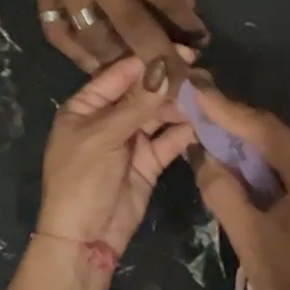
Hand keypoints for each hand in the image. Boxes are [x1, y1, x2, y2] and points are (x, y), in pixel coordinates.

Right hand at [12, 0, 205, 72]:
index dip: (186, 22)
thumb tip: (184, 1)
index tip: (202, 41)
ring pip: (95, 39)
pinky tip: (99, 65)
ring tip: (143, 76)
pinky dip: (79, 55)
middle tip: (179, 82)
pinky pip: (58, 34)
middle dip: (160, 58)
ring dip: (122, 62)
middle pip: (132, 26)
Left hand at [37, 54, 195, 254]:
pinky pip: (168, 141)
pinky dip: (184, 132)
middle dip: (169, 84)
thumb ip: (136, 104)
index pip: (119, 75)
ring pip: (158, 116)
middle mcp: (107, 119)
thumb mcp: (103, 137)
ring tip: (207, 94)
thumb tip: (164, 68)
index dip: (149, 62)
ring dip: (180, 106)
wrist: (84, 238)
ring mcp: (128, 141)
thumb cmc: (81, 180)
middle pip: (142, 93)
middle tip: (201, 74)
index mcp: (84, 107)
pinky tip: (204, 120)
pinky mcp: (147, 163)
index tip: (181, 51)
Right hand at [188, 85, 289, 289]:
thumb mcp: (248, 237)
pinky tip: (266, 179)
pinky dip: (288, 171)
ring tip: (230, 152)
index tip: (200, 90)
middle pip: (285, 141)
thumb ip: (222, 191)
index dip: (229, 111)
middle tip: (209, 123)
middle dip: (245, 134)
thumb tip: (203, 155)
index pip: (266, 131)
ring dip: (266, 155)